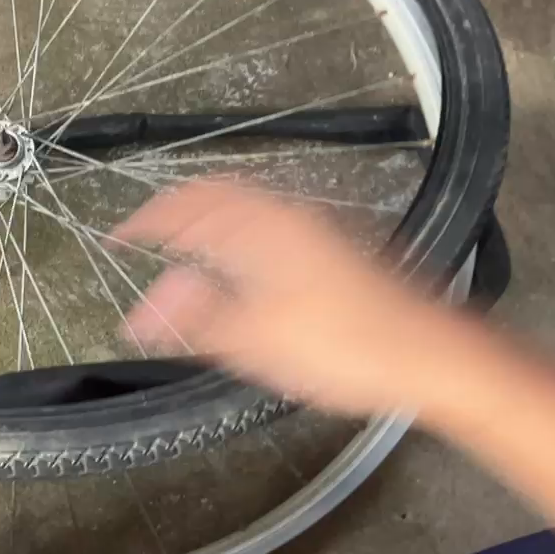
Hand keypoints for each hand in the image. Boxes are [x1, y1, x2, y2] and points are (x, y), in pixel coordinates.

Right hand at [113, 181, 497, 416]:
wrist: (439, 359)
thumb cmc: (342, 348)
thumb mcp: (253, 340)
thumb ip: (192, 318)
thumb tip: (141, 310)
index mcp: (257, 230)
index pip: (183, 209)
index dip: (143, 221)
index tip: (115, 237)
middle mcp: (282, 217)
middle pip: (213, 194)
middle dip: (173, 210)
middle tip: (145, 232)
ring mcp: (311, 230)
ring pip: (241, 205)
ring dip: (203, 216)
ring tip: (180, 240)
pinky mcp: (330, 248)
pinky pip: (264, 220)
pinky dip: (232, 228)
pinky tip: (235, 258)